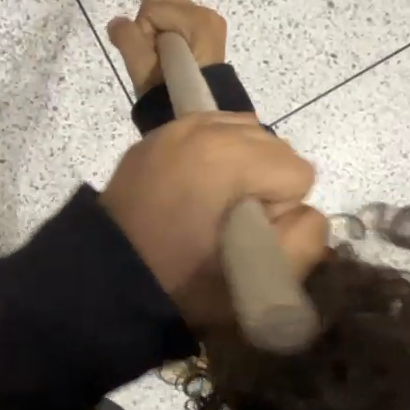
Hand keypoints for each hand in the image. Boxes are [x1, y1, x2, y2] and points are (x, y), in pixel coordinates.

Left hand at [100, 114, 327, 329]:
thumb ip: (303, 242)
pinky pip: (209, 130)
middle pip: (274, 146)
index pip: (298, 172)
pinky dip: (213, 154)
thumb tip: (304, 211)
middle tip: (225, 223)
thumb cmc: (181, 283)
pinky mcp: (155, 136)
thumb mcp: (255, 279)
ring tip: (208, 205)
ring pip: (245, 132)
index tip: (244, 235)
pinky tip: (193, 189)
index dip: (280, 211)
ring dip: (241, 166)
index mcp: (226, 157)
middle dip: (263, 184)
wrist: (105, 277)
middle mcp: (201, 128)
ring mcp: (174, 127)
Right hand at [106, 0, 226, 95]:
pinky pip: (179, 17)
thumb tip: (116, 23)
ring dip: (159, 27)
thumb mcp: (142, 66)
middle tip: (154, 54)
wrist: (193, 112)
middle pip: (163, 0)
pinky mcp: (208, 31)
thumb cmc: (167, 90)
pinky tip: (171, 52)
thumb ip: (126, 38)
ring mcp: (210, 22)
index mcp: (197, 20)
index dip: (141, 30)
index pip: (152, 7)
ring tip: (163, 55)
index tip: (148, 54)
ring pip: (170, 7)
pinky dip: (169, 30)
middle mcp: (207, 15)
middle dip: (151, 24)